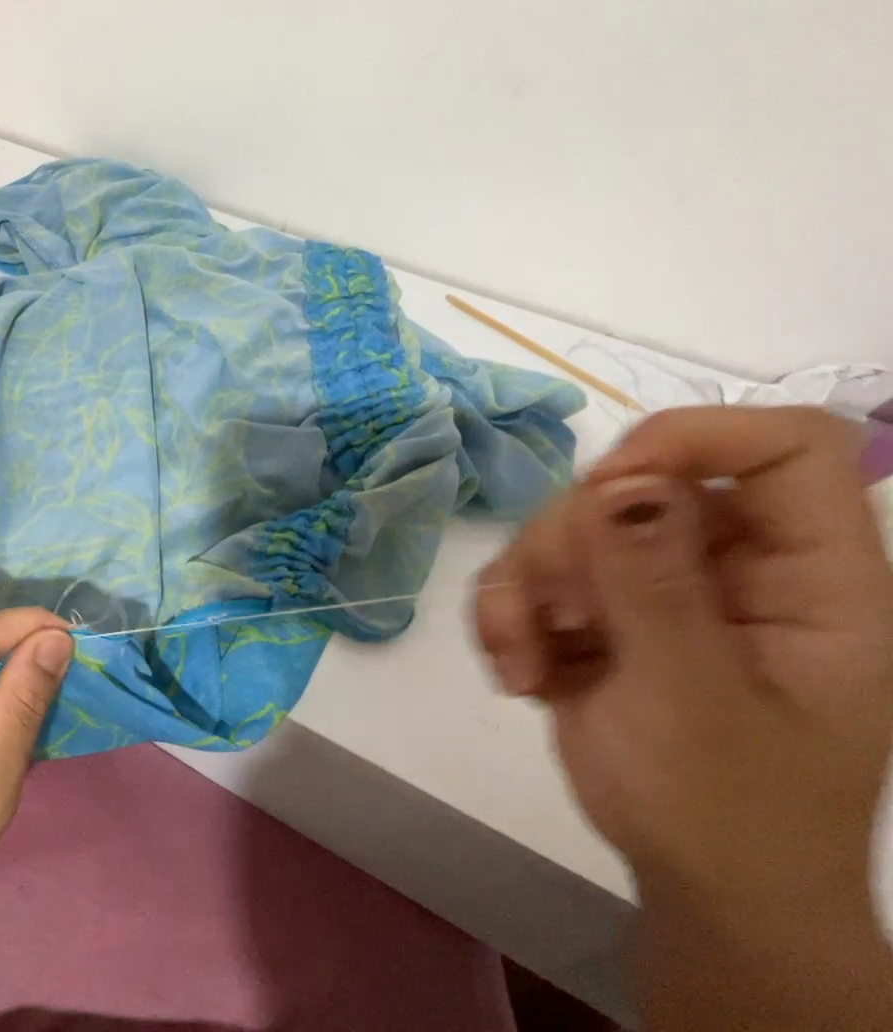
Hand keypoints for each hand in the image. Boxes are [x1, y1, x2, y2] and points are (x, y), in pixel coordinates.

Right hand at [475, 406, 892, 1027]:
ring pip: (566, 530)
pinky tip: (521, 673)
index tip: (607, 491)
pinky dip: (508, 619)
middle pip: (636, 487)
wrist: (697, 880)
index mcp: (811, 581)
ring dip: (521, 592)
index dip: (696, 440)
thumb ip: (656, 588)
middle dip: (566, 547)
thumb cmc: (721, 805)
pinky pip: (532, 576)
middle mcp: (736, 568)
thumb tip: (624, 483)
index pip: (788, 449)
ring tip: (521, 663)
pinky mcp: (602, 615)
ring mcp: (663, 590)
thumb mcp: (689, 699)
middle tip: (549, 619)